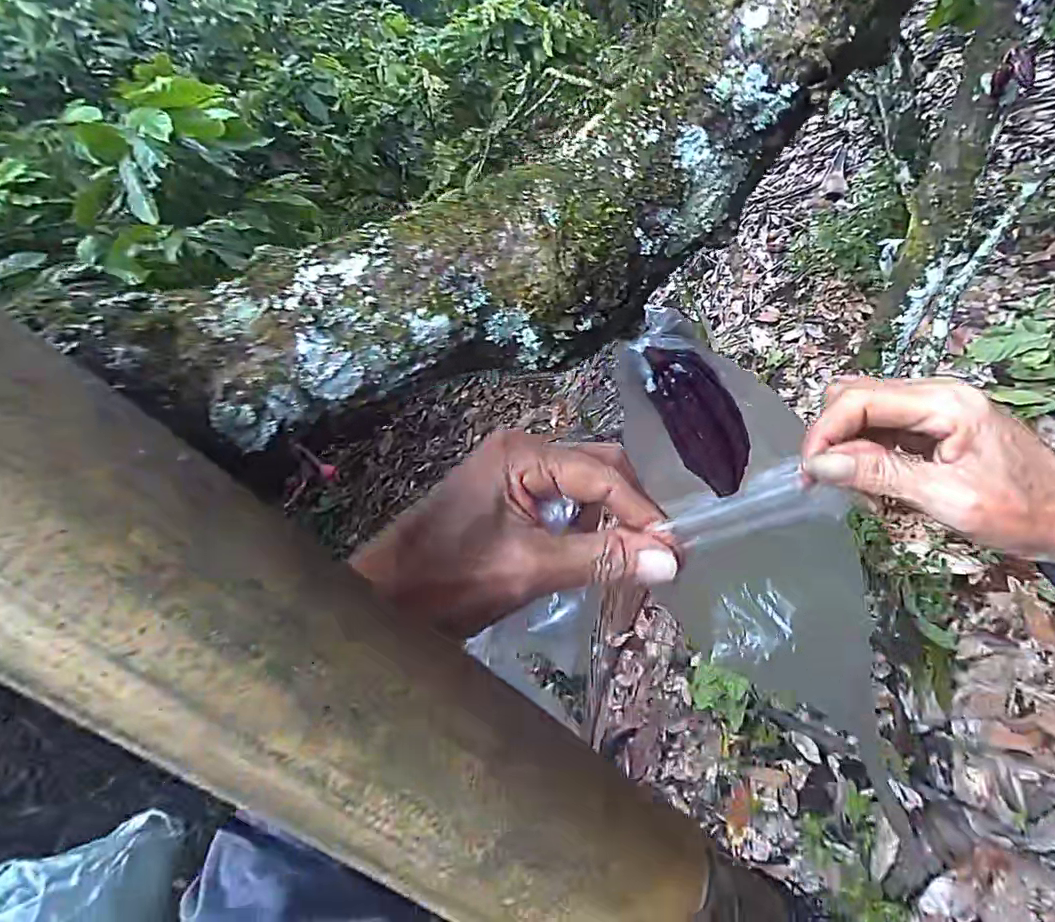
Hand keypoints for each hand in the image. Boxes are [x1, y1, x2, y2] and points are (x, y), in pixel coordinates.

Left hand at [348, 431, 678, 637]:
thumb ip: (602, 559)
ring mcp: (516, 469)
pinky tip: (599, 550)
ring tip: (634, 555)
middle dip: (632, 509)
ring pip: (587, 482)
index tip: (674, 550)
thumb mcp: (530, 570)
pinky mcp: (513, 492)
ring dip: (614, 517)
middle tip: (659, 552)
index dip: (642, 511)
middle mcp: (523, 449)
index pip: (601, 473)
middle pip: (599, 467)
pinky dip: (591, 524)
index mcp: (522, 453)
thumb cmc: (445, 584)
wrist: (380, 606)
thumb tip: (670, 561)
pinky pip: (568, 498)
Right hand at [800, 377, 1054, 561]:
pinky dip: (870, 452)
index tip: (808, 471)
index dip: (824, 430)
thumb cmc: (1022, 513)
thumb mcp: (948, 498)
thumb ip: (881, 474)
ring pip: (869, 411)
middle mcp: (937, 393)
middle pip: (858, 396)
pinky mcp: (939, 424)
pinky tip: (876, 484)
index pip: (859, 398)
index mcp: (944, 401)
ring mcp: (938, 407)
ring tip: (855, 490)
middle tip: (825, 482)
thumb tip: (821, 463)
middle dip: (832, 435)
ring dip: (849, 446)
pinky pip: (888, 428)